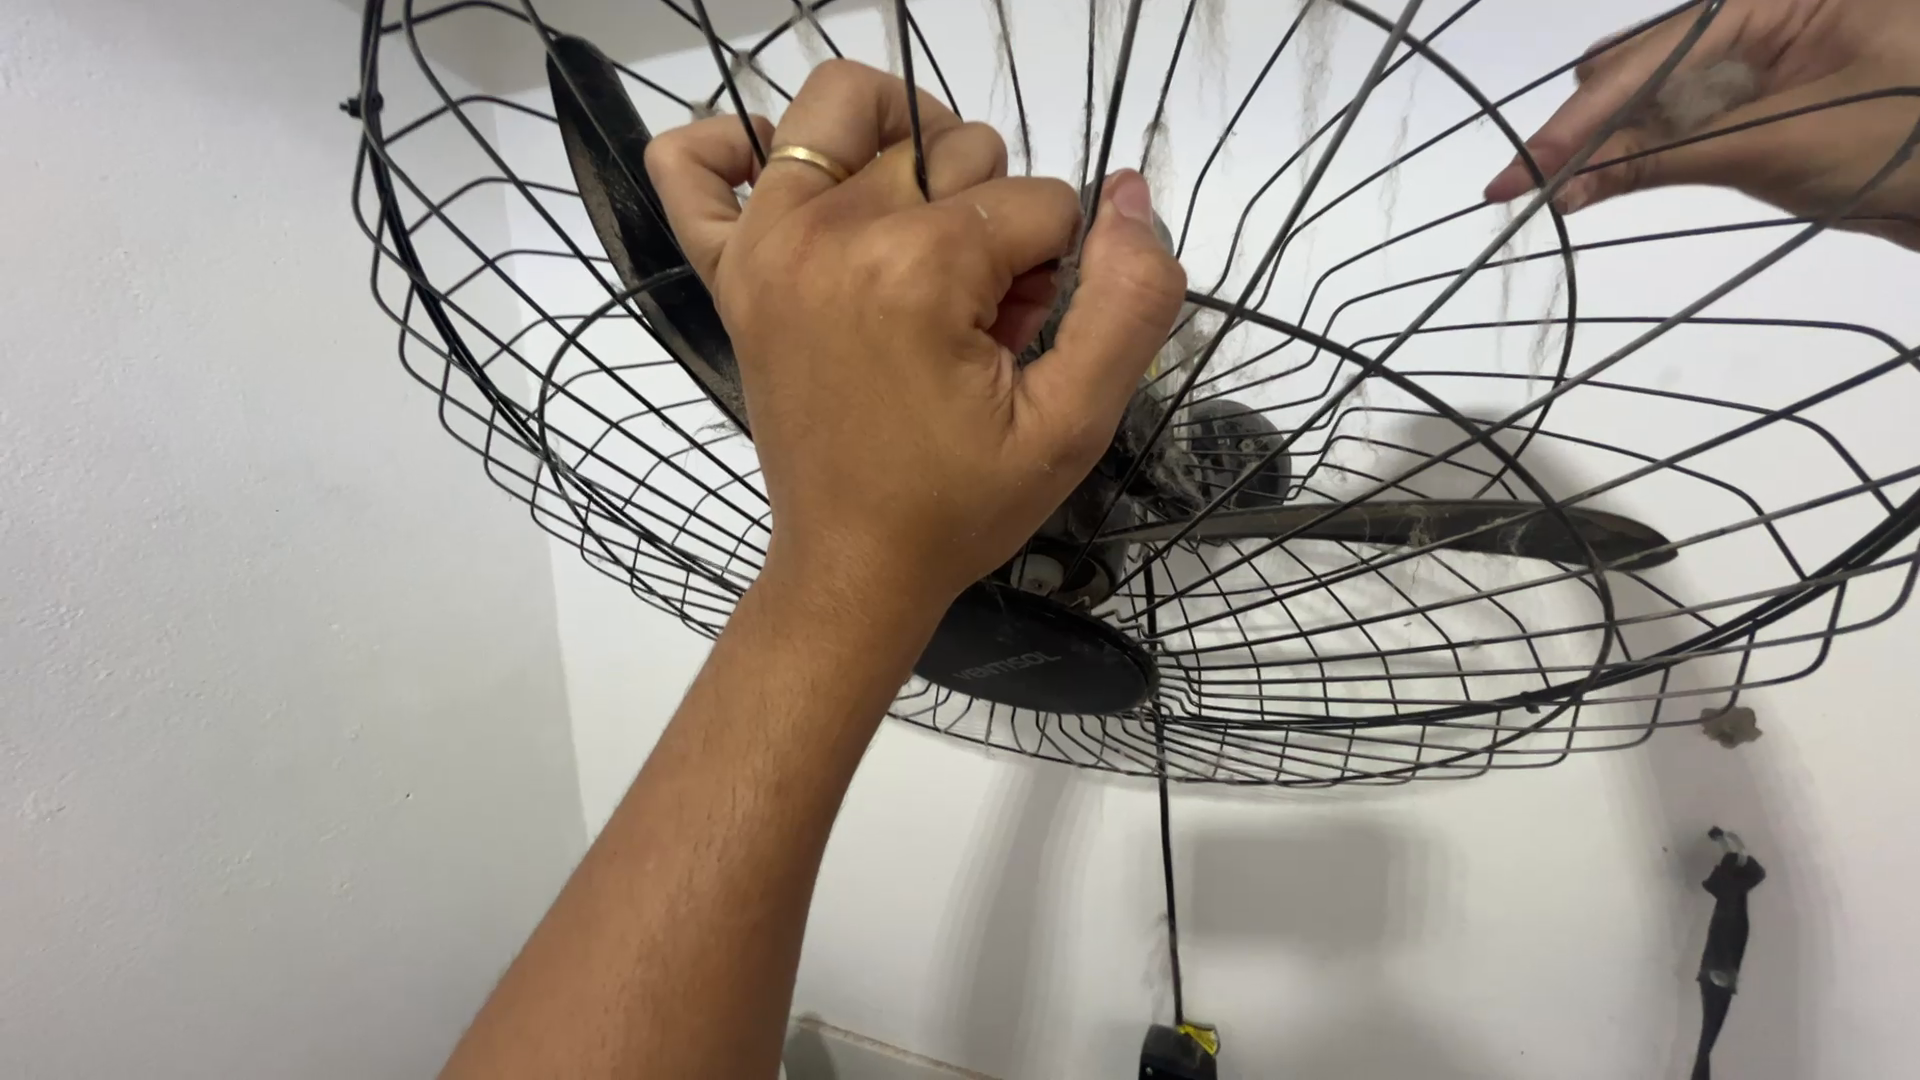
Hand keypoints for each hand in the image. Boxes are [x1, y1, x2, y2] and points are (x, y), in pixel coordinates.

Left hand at [645, 60, 1185, 612]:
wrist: (854, 566)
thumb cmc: (960, 509)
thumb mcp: (1072, 429)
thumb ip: (1128, 306)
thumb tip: (1129, 197)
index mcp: (918, 273)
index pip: (1041, 200)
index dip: (1060, 268)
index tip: (1027, 341)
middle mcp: (830, 234)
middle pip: (959, 151)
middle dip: (995, 227)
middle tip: (979, 323)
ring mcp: (764, 247)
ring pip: (848, 110)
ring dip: (907, 150)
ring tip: (925, 239)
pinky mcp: (731, 274)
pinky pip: (694, 166)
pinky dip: (737, 149)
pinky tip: (796, 191)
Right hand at [1485, 0, 1919, 249]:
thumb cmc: (1905, 141)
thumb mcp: (1777, 143)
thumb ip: (1661, 158)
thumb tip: (1560, 190)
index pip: (1650, 55)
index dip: (1576, 120)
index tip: (1516, 175)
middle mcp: (1754, 20)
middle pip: (1630, 68)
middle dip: (1579, 129)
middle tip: (1532, 190)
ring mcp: (1746, 63)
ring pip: (1636, 102)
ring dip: (1593, 151)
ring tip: (1552, 196)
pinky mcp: (1739, 105)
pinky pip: (1659, 129)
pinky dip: (1621, 162)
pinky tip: (1587, 188)